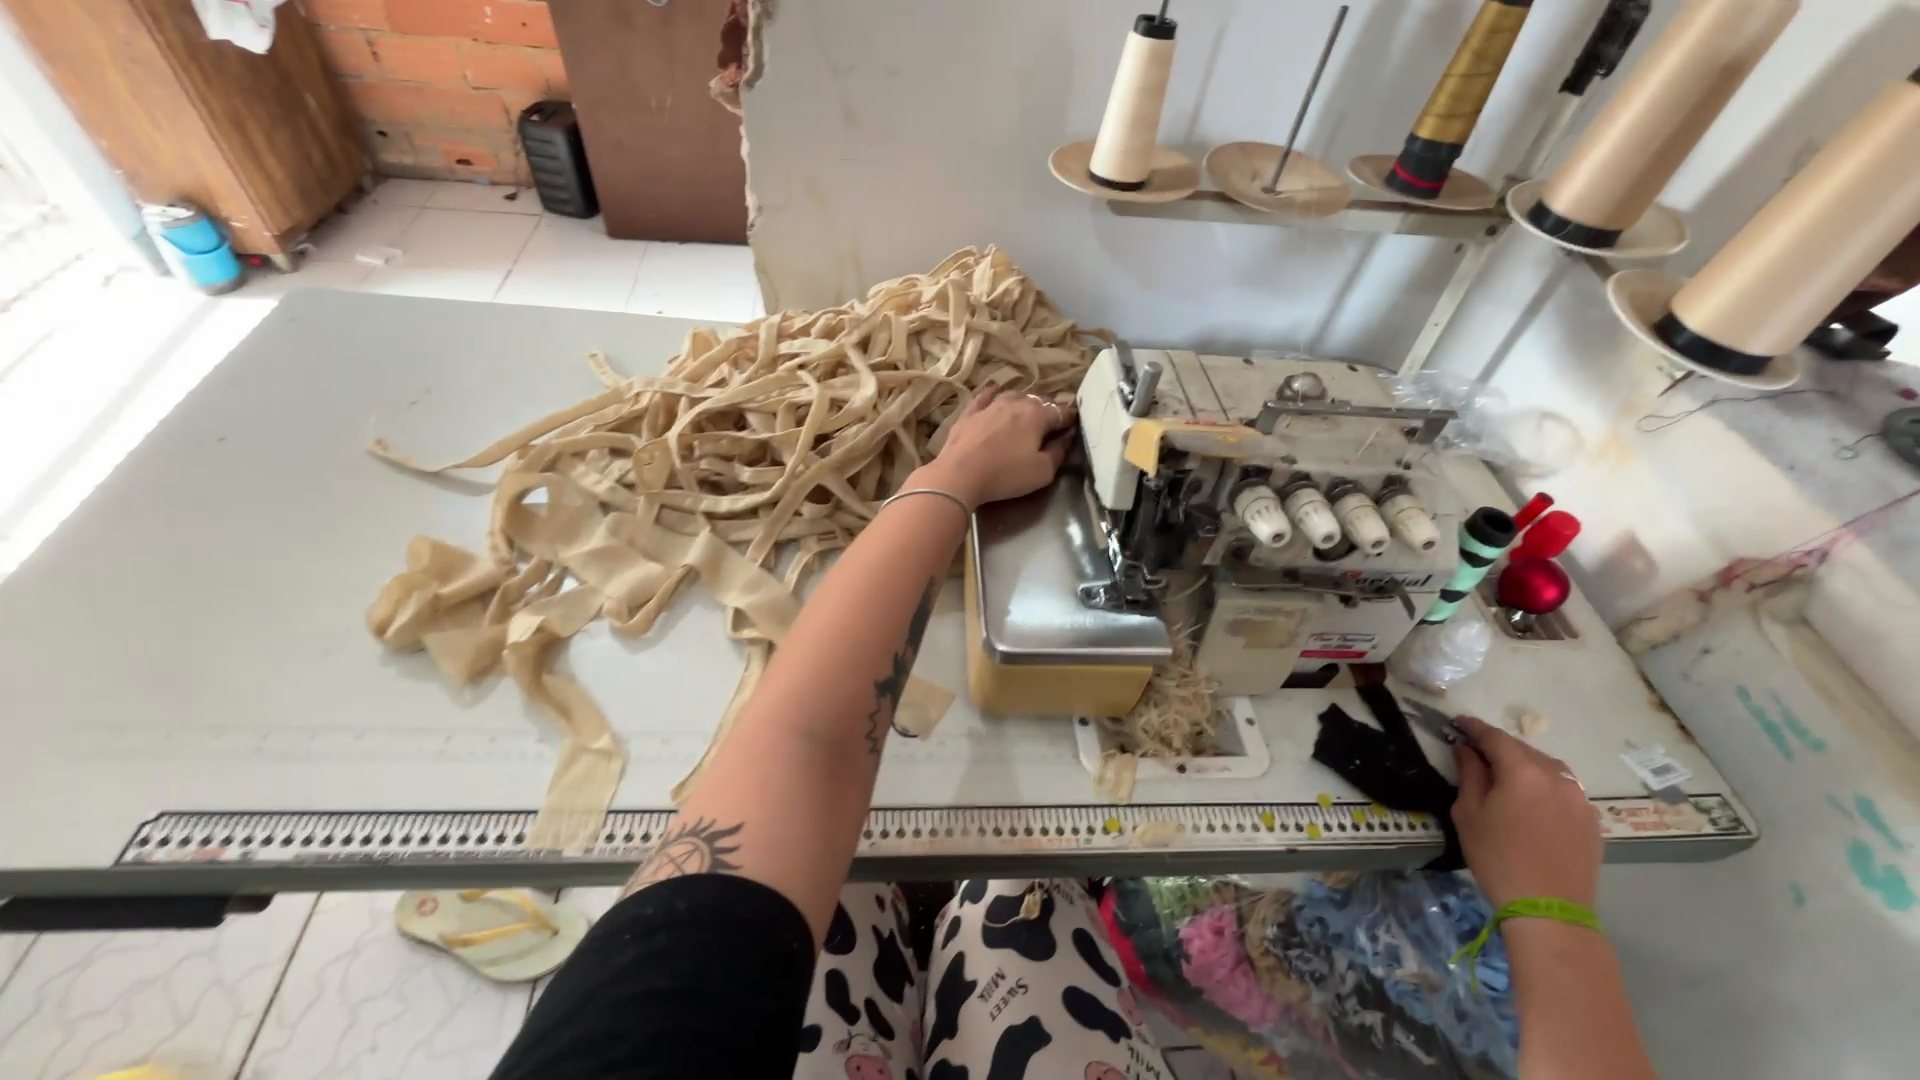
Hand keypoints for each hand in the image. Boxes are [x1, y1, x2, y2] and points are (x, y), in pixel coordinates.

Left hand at [916, 383, 1076, 507]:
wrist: (959, 475)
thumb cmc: (1006, 475)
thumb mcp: (1042, 471)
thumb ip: (1059, 453)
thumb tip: (1066, 438)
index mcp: (1038, 415)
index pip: (1062, 412)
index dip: (1071, 419)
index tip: (1074, 426)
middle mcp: (1016, 403)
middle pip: (1039, 401)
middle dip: (1048, 410)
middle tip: (1051, 424)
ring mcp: (990, 405)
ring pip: (1014, 395)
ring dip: (1024, 402)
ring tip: (1028, 411)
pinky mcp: (970, 413)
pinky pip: (984, 397)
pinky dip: (992, 393)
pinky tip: (994, 389)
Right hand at [1450, 716, 1602, 908]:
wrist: (1549, 909)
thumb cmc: (1497, 858)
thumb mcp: (1469, 814)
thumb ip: (1469, 775)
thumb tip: (1466, 750)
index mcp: (1524, 772)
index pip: (1495, 737)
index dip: (1474, 727)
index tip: (1458, 723)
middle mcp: (1557, 778)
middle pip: (1524, 750)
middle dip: (1500, 746)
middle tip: (1477, 751)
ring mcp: (1580, 800)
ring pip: (1549, 768)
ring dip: (1525, 765)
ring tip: (1506, 774)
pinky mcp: (1592, 821)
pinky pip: (1565, 790)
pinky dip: (1545, 786)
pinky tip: (1533, 801)